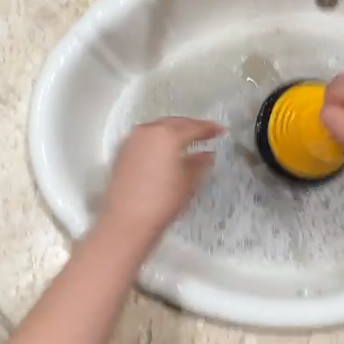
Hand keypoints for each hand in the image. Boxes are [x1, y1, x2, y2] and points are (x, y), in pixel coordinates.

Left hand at [100, 117, 222, 237]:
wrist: (127, 220)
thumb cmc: (163, 201)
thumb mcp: (188, 182)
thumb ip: (199, 163)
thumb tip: (206, 155)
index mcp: (168, 135)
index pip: (194, 127)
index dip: (209, 129)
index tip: (221, 131)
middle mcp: (148, 131)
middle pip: (174, 124)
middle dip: (190, 127)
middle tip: (205, 134)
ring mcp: (132, 140)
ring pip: (157, 129)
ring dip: (173, 132)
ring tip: (186, 141)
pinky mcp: (122, 152)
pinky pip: (145, 138)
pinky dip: (158, 140)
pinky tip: (164, 150)